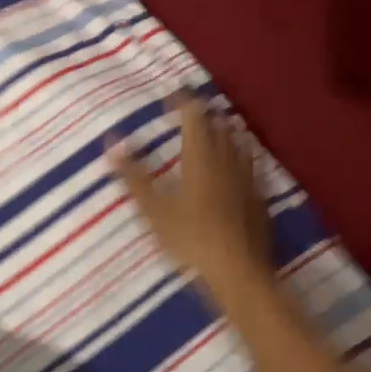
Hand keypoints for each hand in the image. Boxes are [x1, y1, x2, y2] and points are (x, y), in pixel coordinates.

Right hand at [109, 91, 272, 293]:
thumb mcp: (152, 209)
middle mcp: (226, 160)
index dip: (183, 102)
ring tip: (213, 130)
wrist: (239, 275)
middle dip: (204, 115)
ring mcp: (247, 180)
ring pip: (237, 144)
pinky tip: (236, 168)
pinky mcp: (259, 200)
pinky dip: (240, 156)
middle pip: (218, 126)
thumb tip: (111, 142)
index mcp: (200, 156)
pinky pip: (250, 166)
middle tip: (190, 112)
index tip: (170, 96)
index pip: (193, 116)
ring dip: (224, 132)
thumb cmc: (190, 238)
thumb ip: (132, 175)